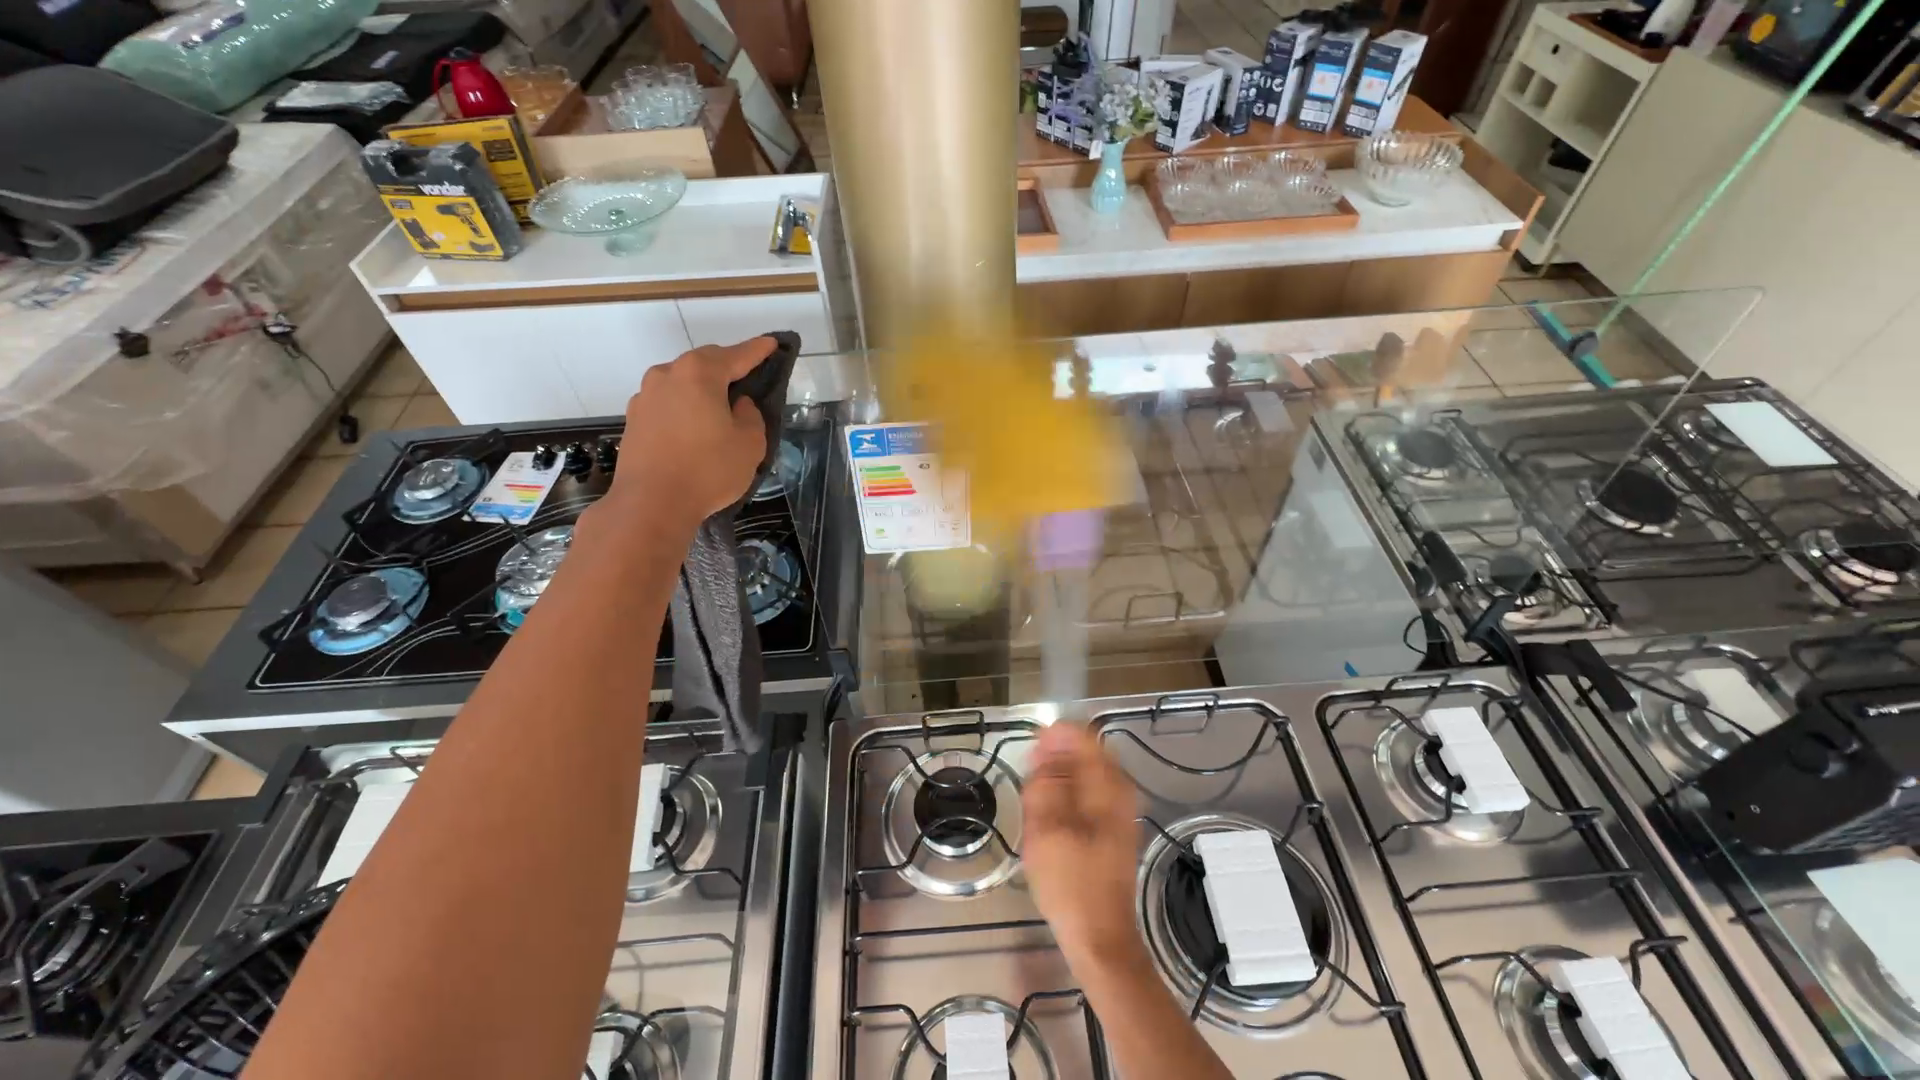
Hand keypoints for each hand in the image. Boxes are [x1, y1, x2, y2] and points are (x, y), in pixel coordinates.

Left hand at [603, 338, 771, 532]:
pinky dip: (683, 409)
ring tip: (718, 409)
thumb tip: (737, 406)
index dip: (758, 350)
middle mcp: (667, 375)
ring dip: (701, 390)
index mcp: (699, 373)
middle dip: (727, 368)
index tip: (772, 344)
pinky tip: (693, 429)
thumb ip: (750, 416)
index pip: (736, 355)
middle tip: (747, 379)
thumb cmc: (707, 470)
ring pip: (681, 383)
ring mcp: (645, 397)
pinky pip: (667, 404)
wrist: (650, 504)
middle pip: (704, 364)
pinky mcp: (634, 420)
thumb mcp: (750, 444)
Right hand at [1022, 722, 1144, 966]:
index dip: (1053, 737)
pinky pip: (1086, 799)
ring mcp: (1120, 812)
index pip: (1083, 736)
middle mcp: (1120, 792)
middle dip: (1053, 763)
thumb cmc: (1070, 883)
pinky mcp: (1113, 831)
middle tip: (1029, 789)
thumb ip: (1046, 782)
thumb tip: (1047, 745)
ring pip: (1084, 778)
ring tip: (1035, 809)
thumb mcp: (1045, 829)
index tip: (1029, 754)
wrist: (1100, 937)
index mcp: (1108, 786)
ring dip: (1057, 784)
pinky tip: (1049, 825)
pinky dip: (1065, 803)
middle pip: (1085, 755)